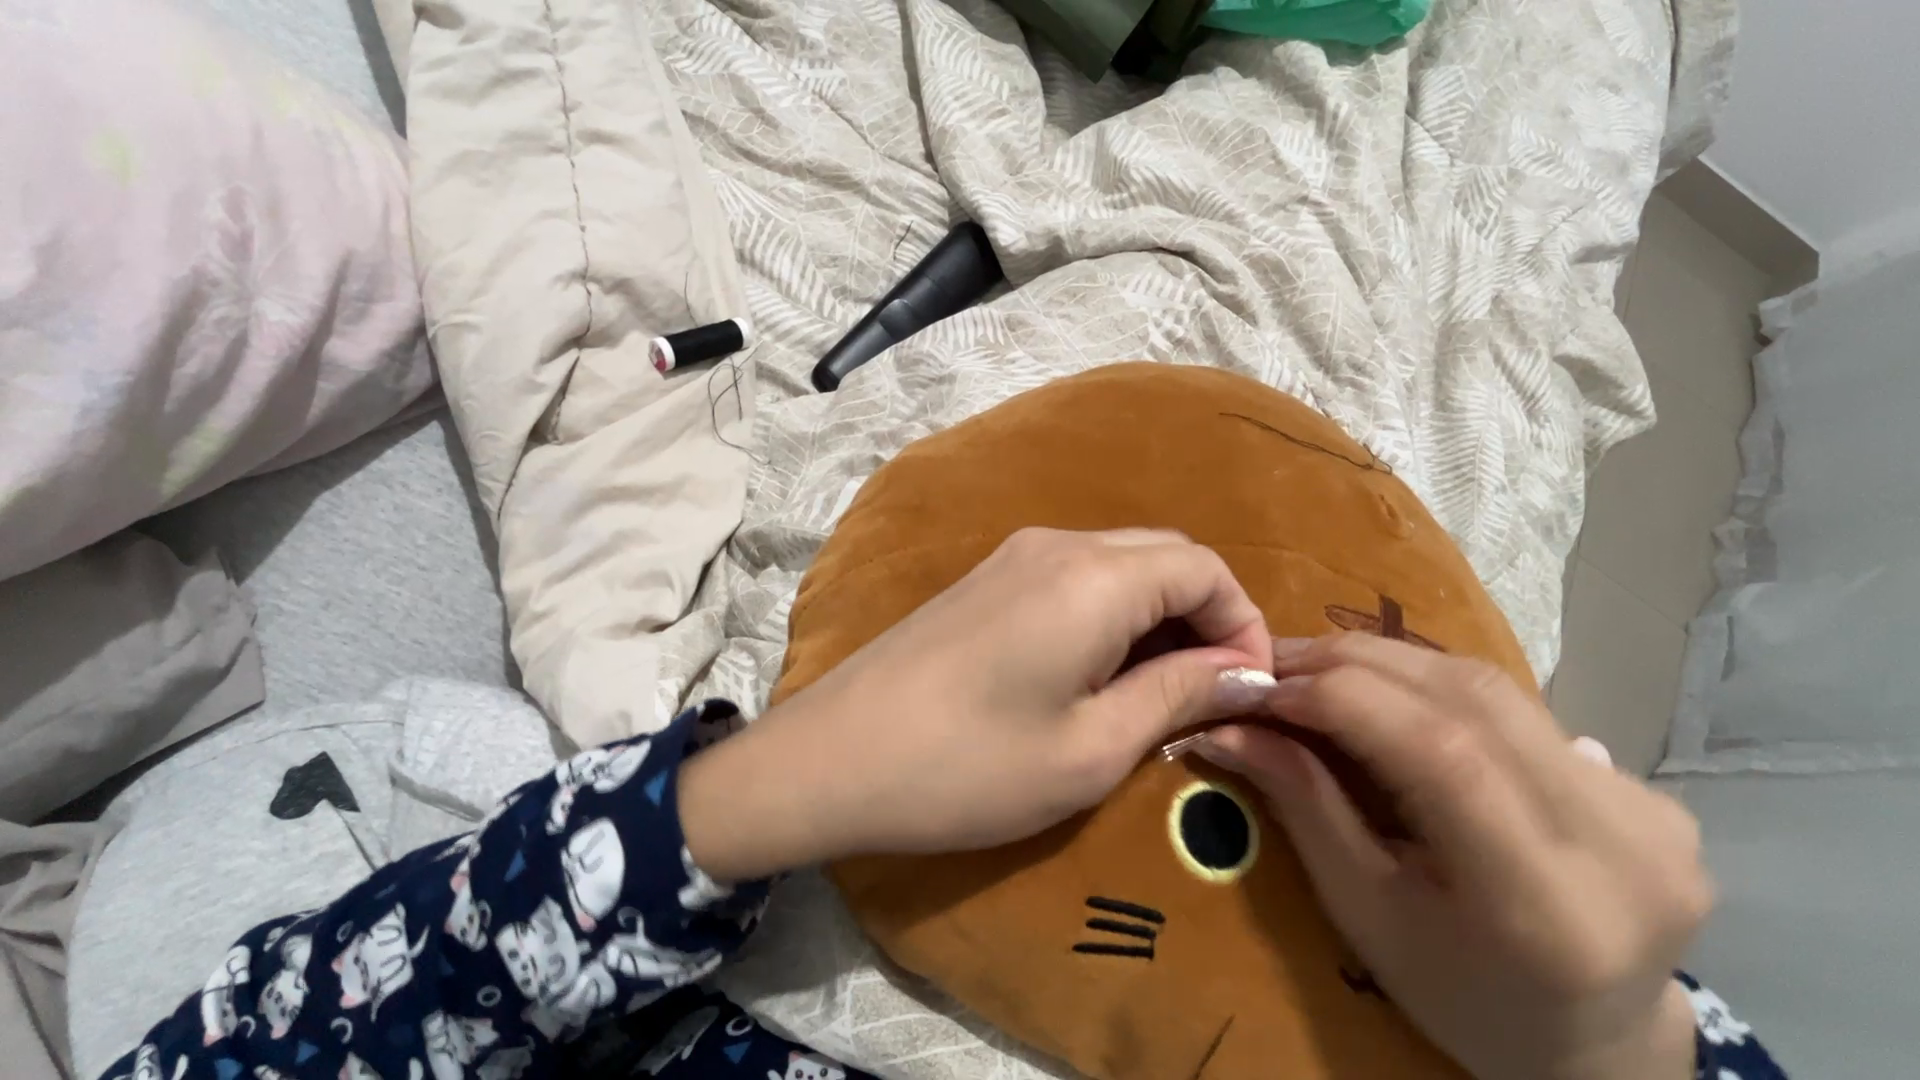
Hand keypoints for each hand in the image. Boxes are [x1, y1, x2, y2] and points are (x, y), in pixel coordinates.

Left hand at [679, 527, 1274, 880]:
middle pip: (1164, 555)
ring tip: (1160, 692)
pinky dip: (1110, 613)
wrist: (832, 759)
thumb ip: (1177, 695)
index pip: (1204, 567)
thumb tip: (1248, 671)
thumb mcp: (1091, 750)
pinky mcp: (984, 578)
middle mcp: (1057, 544)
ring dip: (1157, 615)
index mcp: (1094, 578)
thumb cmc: (968, 768)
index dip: (1244, 624)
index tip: (1250, 691)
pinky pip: (1074, 576)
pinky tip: (1099, 672)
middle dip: (1205, 615)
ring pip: (1119, 563)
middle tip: (1209, 694)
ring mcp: (1012, 555)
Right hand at [1197, 634, 1707, 1079]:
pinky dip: (1439, 691)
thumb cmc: (1455, 995)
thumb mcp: (1363, 911)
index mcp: (1546, 904)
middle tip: (1277, 662)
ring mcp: (1652, 812)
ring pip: (1496, 689)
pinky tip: (1395, 702)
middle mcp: (1622, 845)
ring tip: (1320, 671)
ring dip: (1393, 665)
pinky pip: (1522, 710)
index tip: (1264, 686)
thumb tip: (1225, 724)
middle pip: (1471, 700)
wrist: (1592, 1043)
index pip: (1441, 752)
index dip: (1343, 698)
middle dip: (1356, 664)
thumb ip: (1304, 804)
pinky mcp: (1659, 792)